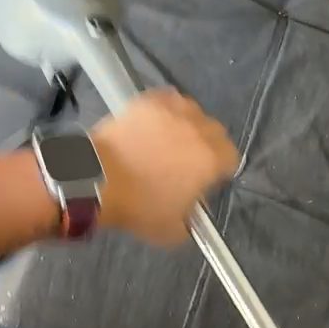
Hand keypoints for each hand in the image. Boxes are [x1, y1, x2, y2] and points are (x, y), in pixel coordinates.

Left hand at [92, 89, 239, 245]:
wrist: (97, 178)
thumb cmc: (138, 206)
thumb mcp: (173, 230)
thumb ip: (192, 218)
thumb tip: (192, 206)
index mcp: (210, 160)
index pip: (231, 156)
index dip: (219, 167)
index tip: (205, 177)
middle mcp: (197, 130)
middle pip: (215, 130)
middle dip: (206, 144)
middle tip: (186, 158)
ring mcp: (171, 111)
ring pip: (193, 110)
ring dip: (188, 122)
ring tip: (171, 135)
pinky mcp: (147, 101)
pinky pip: (168, 97)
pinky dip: (167, 106)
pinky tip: (156, 119)